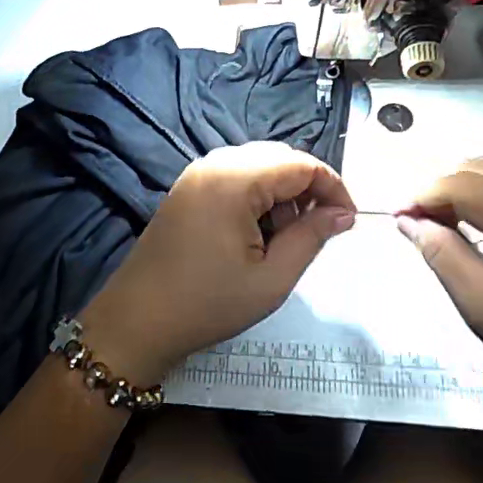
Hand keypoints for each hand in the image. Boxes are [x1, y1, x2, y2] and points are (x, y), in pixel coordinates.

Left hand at [82, 142, 355, 381]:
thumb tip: (343, 214)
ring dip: (285, 192)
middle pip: (282, 158)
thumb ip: (312, 237)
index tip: (348, 219)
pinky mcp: (189, 188)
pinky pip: (238, 176)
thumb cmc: (206, 304)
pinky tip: (261, 231)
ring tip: (289, 235)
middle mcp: (216, 164)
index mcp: (235, 180)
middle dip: (310, 188)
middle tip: (322, 228)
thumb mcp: (272, 279)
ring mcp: (198, 174)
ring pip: (261, 165)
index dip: (333, 187)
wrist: (134, 324)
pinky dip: (260, 195)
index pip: (302, 164)